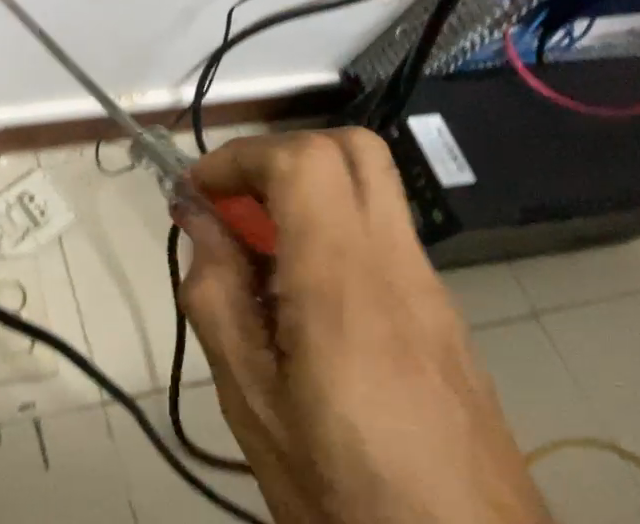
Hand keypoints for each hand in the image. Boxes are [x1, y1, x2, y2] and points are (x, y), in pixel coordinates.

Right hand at [177, 129, 551, 523]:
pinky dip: (333, 228)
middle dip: (278, 155)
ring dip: (306, 191)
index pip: (301, 161)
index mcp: (344, 284)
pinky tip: (300, 297)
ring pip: (372, 189)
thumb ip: (215, 295)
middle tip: (233, 204)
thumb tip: (197, 219)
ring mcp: (432, 289)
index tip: (195, 194)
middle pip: (351, 150)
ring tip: (256, 252)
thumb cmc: (343, 490)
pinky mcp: (444, 317)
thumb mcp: (250, 400)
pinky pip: (385, 235)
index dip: (238, 158)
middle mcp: (398, 267)